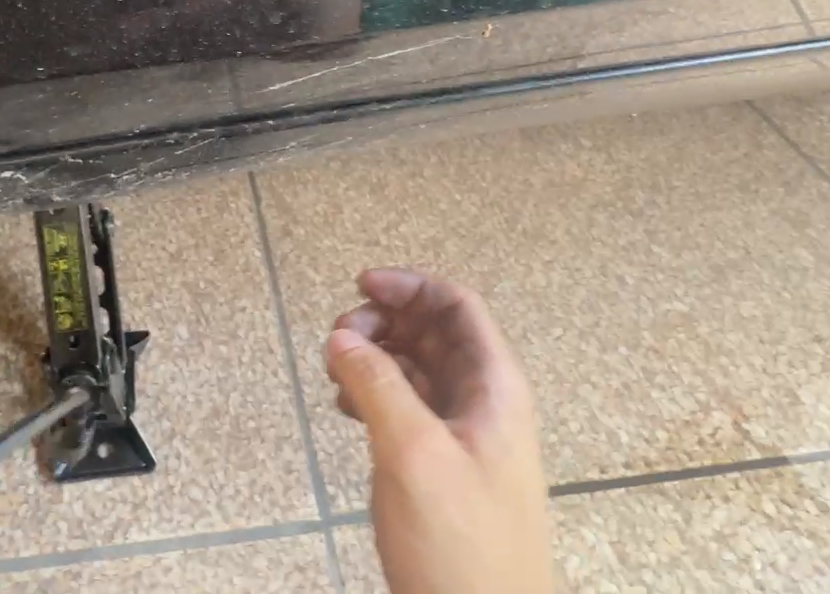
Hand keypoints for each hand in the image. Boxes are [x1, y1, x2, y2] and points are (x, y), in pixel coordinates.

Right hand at [326, 269, 553, 593]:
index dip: (411, 286)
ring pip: (416, 367)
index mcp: (494, 387)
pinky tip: (347, 409)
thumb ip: (377, 385)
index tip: (360, 287)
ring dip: (375, 357)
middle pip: (433, 332)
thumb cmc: (460, 543)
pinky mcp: (440, 464)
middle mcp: (482, 401)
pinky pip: (406, 405)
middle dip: (384, 322)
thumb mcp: (414, 454)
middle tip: (338, 339)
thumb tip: (341, 337)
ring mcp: (462, 434)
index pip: (457, 306)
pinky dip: (374, 393)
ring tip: (335, 376)